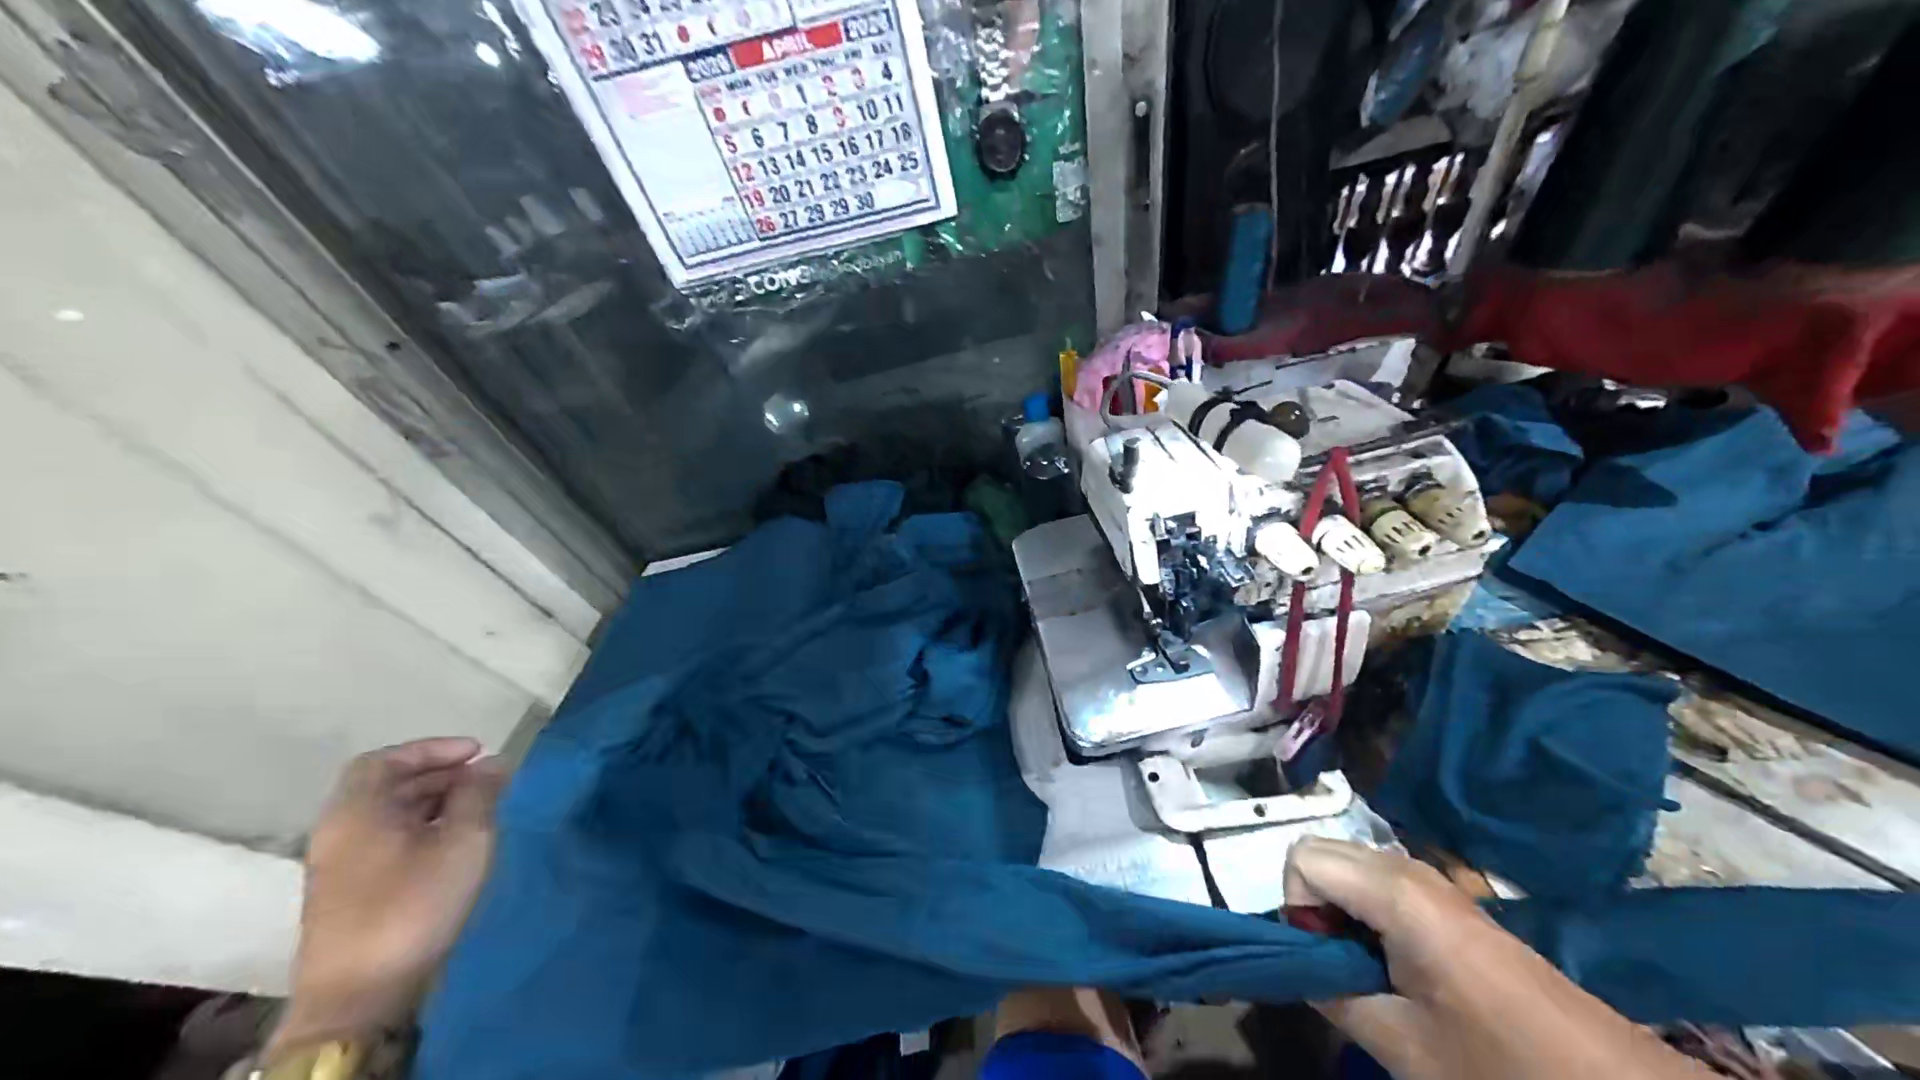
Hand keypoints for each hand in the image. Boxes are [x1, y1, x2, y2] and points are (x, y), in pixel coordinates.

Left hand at [269, 738, 506, 1054]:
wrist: (361, 995)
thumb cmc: (414, 903)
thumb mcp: (464, 839)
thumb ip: (480, 794)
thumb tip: (493, 763)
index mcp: (356, 811)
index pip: (385, 759)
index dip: (431, 749)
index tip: (477, 752)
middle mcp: (338, 832)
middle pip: (386, 786)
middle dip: (439, 774)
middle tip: (486, 779)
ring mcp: (338, 867)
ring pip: (388, 815)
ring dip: (432, 802)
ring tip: (478, 808)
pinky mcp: (348, 895)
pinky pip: (386, 841)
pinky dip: (421, 828)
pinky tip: (453, 843)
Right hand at [1285, 838, 1709, 1079]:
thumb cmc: (1504, 1069)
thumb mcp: (1403, 1045)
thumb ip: (1332, 994)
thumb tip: (1294, 967)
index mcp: (1395, 893)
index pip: (1302, 859)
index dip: (1296, 909)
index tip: (1323, 963)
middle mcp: (1408, 869)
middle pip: (1320, 854)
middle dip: (1311, 904)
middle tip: (1338, 968)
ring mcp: (1432, 882)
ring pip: (1346, 866)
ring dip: (1337, 910)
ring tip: (1364, 972)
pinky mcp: (1448, 901)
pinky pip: (1376, 884)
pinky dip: (1363, 913)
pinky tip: (1393, 968)